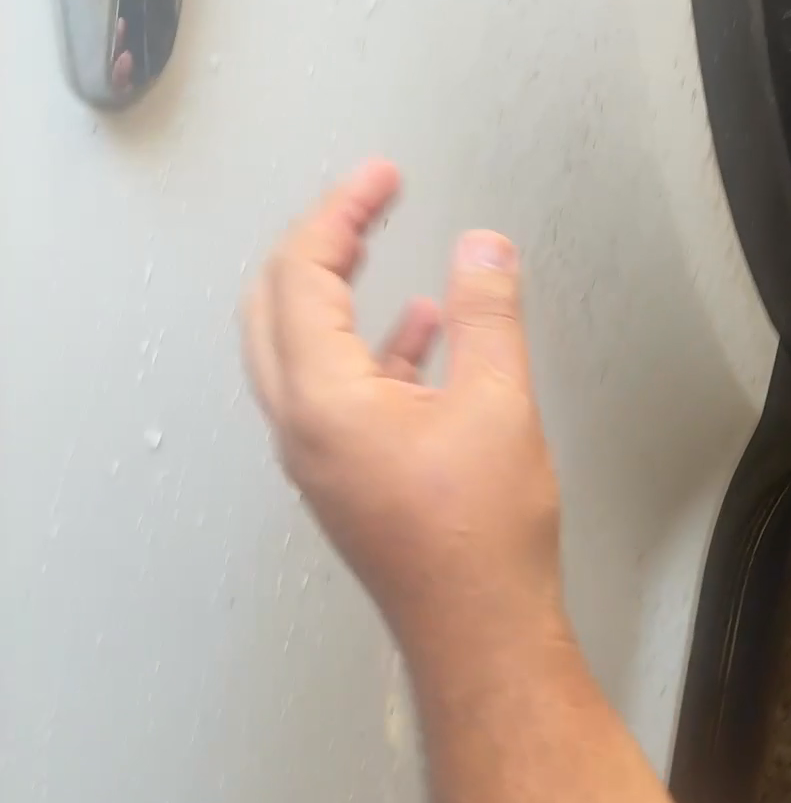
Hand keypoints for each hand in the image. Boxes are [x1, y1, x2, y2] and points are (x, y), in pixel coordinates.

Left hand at [243, 160, 563, 653]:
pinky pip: (348, 395)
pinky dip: (379, 356)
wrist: (482, 622)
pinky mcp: (356, 480)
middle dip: (319, 248)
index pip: (304, 275)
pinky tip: (425, 350)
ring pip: (309, 355)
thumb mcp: (501, 406)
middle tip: (366, 210)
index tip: (381, 180)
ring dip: (344, 301)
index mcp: (324, 398)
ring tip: (392, 268)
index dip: (342, 213)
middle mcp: (304, 425)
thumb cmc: (484, 531)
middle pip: (277, 309)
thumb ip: (489, 318)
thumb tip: (483, 249)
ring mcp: (325, 457)